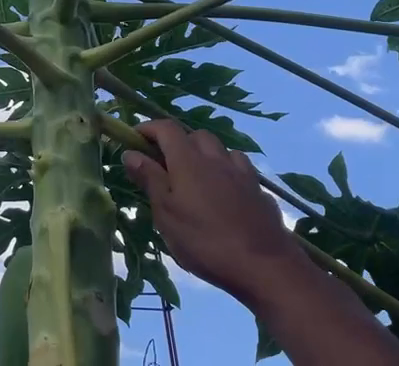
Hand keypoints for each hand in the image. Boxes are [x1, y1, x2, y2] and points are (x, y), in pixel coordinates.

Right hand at [121, 119, 307, 304]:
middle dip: (179, 142)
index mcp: (188, 160)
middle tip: (167, 164)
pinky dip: (230, 175)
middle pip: (196, 135)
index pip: (166, 128)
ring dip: (208, 156)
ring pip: (223, 151)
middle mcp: (216, 159)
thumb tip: (130, 152)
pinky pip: (243, 173)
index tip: (135, 139)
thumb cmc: (206, 241)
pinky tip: (228, 196)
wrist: (268, 269)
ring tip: (199, 178)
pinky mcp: (262, 194)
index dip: (149, 128)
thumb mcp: (166, 213)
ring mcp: (243, 176)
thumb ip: (149, 179)